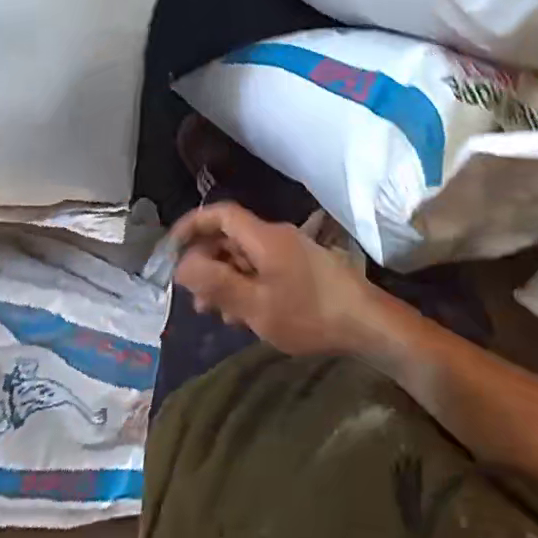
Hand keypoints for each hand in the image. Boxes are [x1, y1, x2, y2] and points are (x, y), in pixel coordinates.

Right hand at [168, 202, 386, 356]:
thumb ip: (217, 283)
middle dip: (207, 264)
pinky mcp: (300, 267)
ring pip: (245, 257)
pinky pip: (262, 268)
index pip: (221, 214)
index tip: (171, 247)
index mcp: (264, 237)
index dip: (192, 224)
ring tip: (217, 315)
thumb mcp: (256, 306)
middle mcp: (276, 236)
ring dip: (226, 280)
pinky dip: (246, 286)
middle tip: (196, 300)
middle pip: (230, 238)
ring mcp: (290, 251)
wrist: (365, 323)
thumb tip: (182, 264)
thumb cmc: (308, 314)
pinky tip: (244, 316)